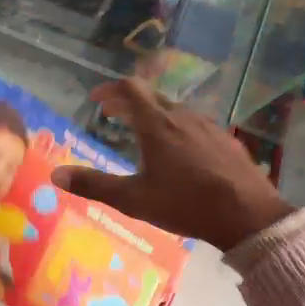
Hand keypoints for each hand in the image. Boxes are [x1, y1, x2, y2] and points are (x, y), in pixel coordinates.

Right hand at [52, 79, 294, 253]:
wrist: (249, 216)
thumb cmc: (185, 203)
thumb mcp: (133, 198)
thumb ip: (94, 184)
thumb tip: (55, 174)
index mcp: (156, 124)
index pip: (130, 89)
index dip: (110, 89)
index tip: (96, 100)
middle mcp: (182, 116)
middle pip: (152, 96)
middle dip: (129, 102)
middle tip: (113, 115)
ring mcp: (209, 126)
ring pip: (176, 109)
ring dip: (155, 114)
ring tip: (145, 133)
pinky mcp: (228, 141)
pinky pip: (196, 124)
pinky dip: (179, 127)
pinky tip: (182, 152)